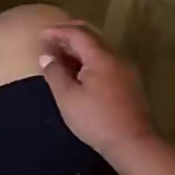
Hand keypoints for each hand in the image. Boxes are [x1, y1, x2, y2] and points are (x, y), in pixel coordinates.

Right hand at [40, 22, 154, 158]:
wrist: (134, 144)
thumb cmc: (96, 120)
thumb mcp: (68, 98)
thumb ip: (55, 73)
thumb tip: (46, 56)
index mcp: (101, 56)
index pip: (78, 33)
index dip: (58, 31)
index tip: (41, 34)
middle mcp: (116, 57)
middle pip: (91, 36)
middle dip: (69, 35)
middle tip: (50, 39)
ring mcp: (126, 69)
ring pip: (100, 49)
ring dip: (80, 48)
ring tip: (62, 55)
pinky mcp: (130, 82)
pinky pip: (106, 60)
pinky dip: (90, 59)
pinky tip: (80, 71)